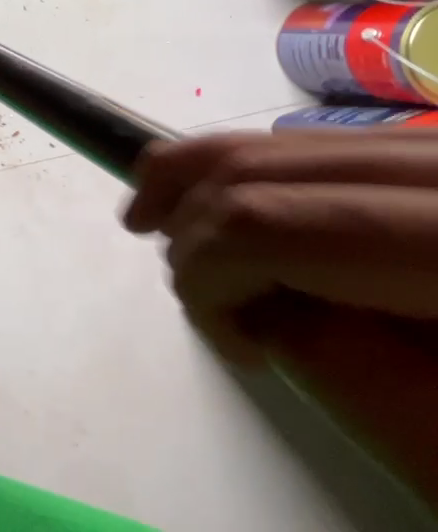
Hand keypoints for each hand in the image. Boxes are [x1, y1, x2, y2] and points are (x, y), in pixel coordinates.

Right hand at [124, 130, 437, 500]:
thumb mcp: (435, 428)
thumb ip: (325, 355)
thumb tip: (242, 299)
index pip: (268, 223)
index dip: (206, 272)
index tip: (231, 344)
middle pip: (257, 168)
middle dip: (189, 229)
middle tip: (187, 292)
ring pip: (272, 140)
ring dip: (192, 184)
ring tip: (159, 229)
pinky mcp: (434, 151)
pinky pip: (310, 144)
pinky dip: (242, 170)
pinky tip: (221, 206)